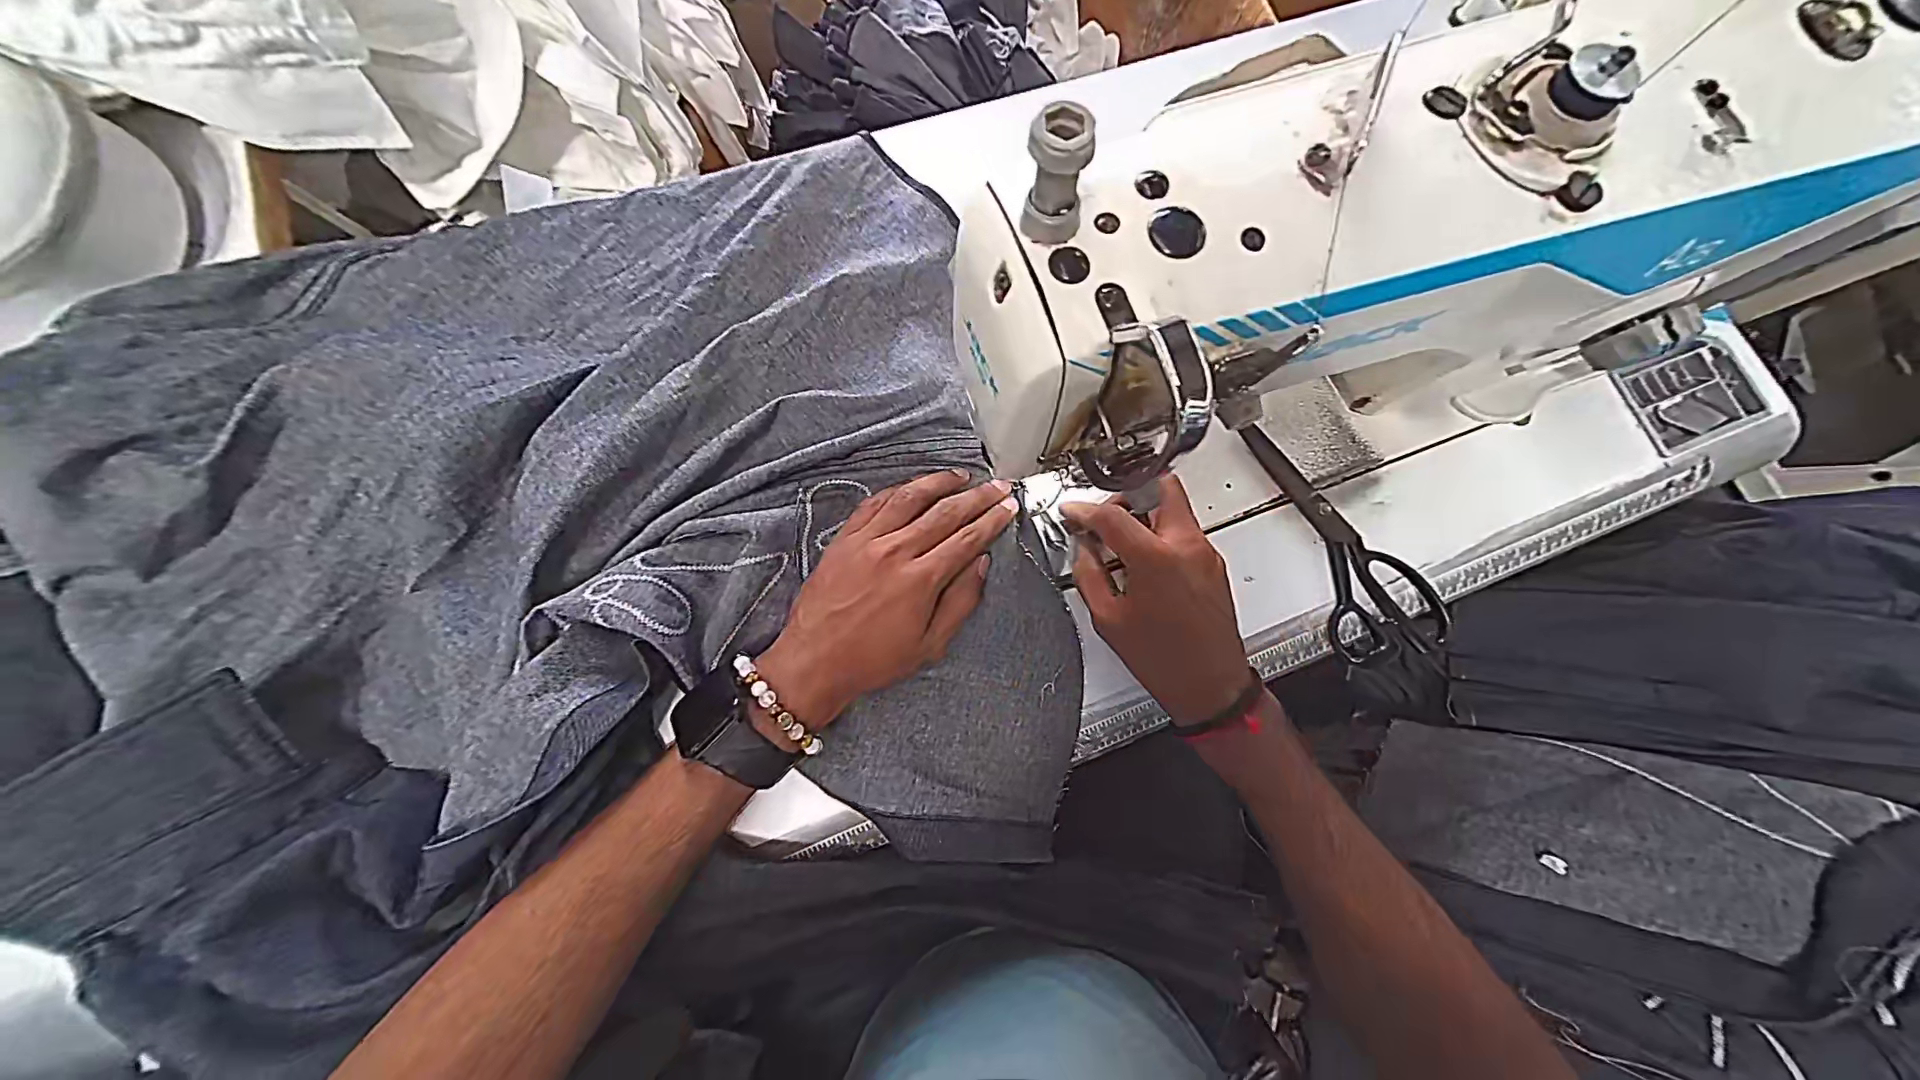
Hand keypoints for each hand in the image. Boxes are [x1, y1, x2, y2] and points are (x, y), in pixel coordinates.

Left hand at [754, 469, 1016, 732]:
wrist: (814, 660)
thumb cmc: (871, 660)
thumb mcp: (929, 644)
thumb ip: (960, 602)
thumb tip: (980, 565)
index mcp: (919, 580)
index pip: (967, 538)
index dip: (992, 520)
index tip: (1007, 507)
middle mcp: (895, 552)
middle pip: (945, 512)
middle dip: (977, 496)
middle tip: (996, 486)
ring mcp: (867, 541)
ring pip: (910, 498)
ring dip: (939, 482)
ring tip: (961, 475)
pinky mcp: (845, 539)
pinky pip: (875, 503)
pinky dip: (898, 490)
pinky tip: (912, 486)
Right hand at [1062, 474, 1250, 726]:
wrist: (1210, 684)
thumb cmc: (1167, 661)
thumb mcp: (1108, 619)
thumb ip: (1088, 574)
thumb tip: (1082, 551)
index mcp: (1155, 559)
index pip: (1113, 514)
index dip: (1084, 509)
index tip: (1073, 512)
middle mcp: (1186, 547)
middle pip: (1159, 487)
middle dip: (1126, 495)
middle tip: (1106, 517)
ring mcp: (1204, 553)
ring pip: (1173, 507)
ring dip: (1144, 515)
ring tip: (1121, 546)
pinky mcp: (1213, 564)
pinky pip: (1183, 532)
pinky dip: (1160, 535)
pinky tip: (1142, 563)